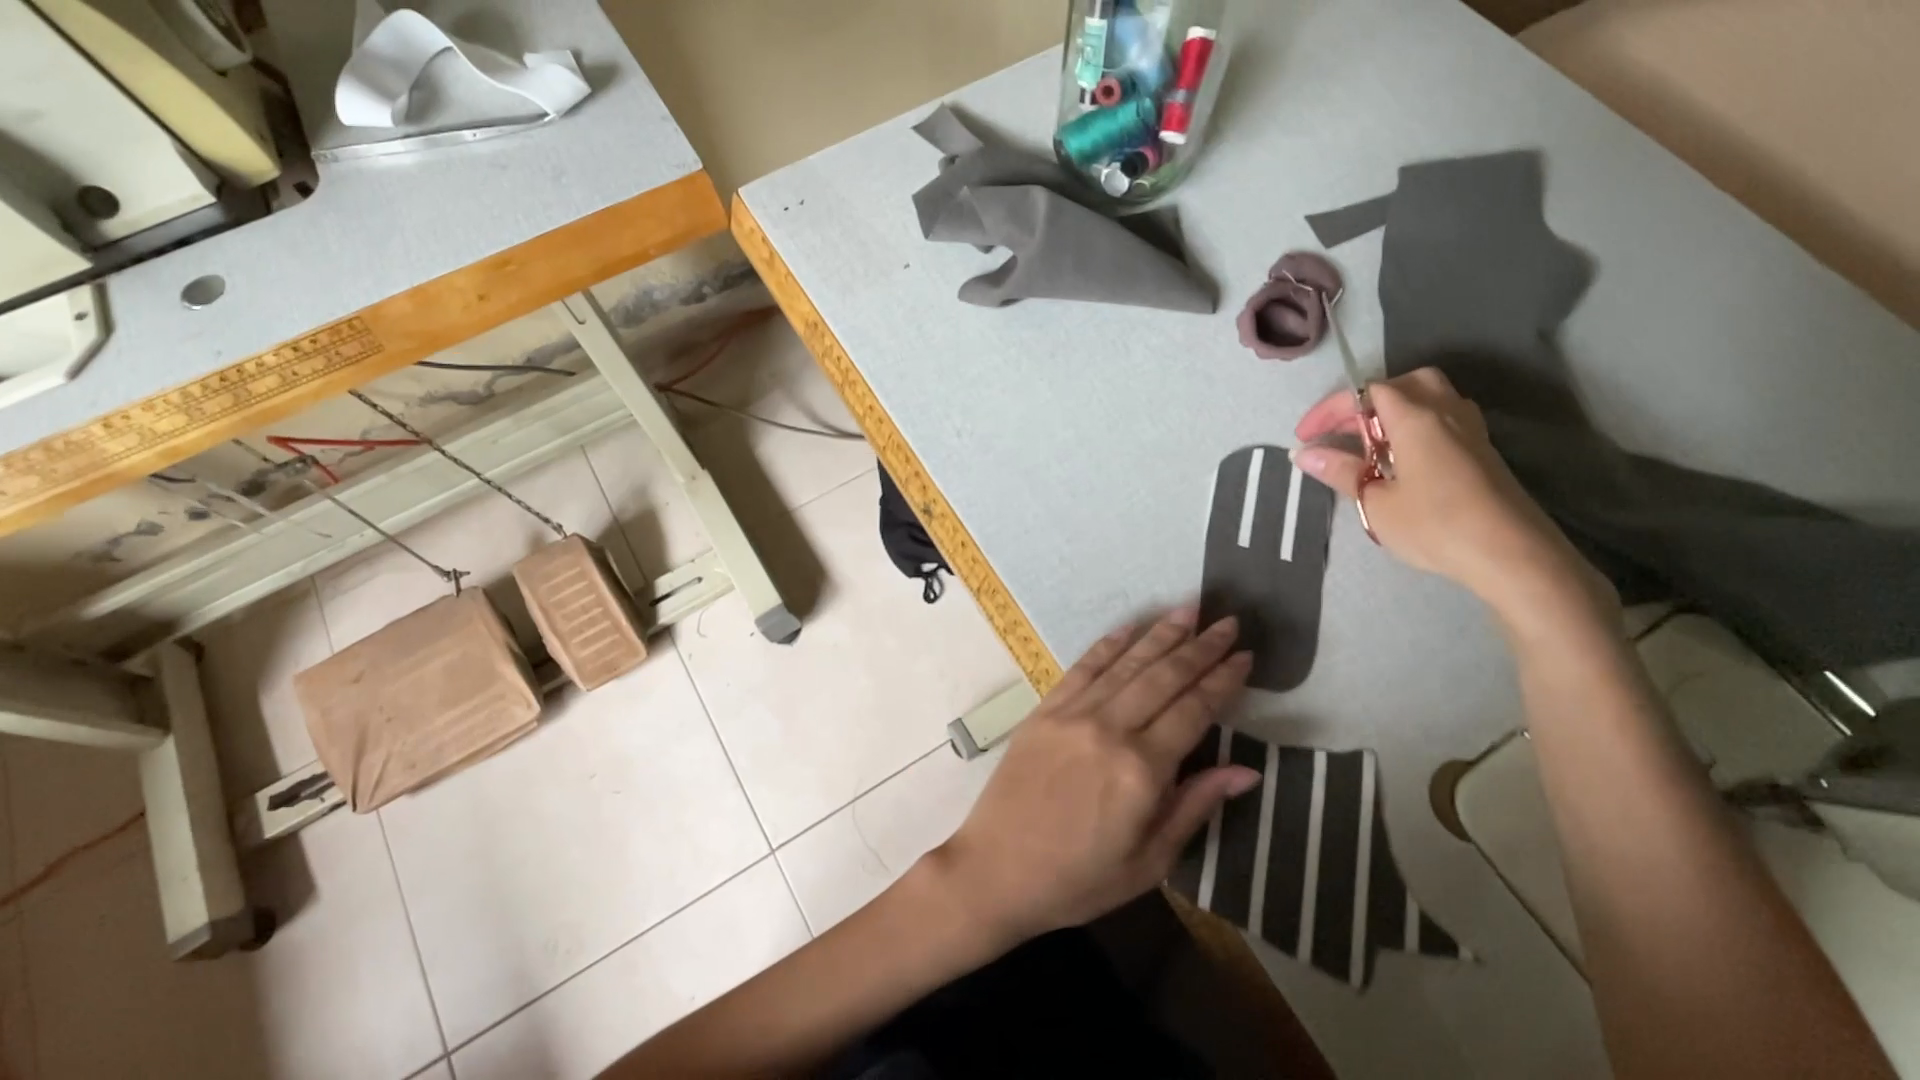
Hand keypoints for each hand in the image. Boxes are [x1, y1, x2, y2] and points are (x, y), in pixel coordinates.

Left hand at [931, 610, 1260, 946]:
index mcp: (1142, 770)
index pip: (1194, 711)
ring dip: (1160, 635)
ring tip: (1189, 610)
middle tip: (1228, 622)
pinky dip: (1108, 647)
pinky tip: (1129, 629)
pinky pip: (1082, 670)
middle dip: (1200, 647)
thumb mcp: (1148, 862)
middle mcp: (1110, 730)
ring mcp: (1073, 716)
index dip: (1223, 681)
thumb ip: (1194, 807)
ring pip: (1126, 665)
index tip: (1246, 656)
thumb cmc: (1078, 880)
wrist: (994, 872)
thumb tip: (1246, 771)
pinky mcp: (1044, 713)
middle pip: (1164, 677)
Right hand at [1289, 368, 1614, 623]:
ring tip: (1373, 443)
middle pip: (1404, 385)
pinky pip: (1445, 419)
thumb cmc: (1436, 525)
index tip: (1306, 437)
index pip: (1367, 393)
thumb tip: (1304, 454)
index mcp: (1415, 418)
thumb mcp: (1377, 503)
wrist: (1510, 553)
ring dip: (1397, 411)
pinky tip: (1406, 458)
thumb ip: (1342, 472)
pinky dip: (1418, 426)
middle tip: (1344, 432)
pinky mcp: (1482, 450)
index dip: (1331, 409)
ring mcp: (1469, 430)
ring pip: (1430, 398)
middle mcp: (1445, 412)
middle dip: (1368, 402)